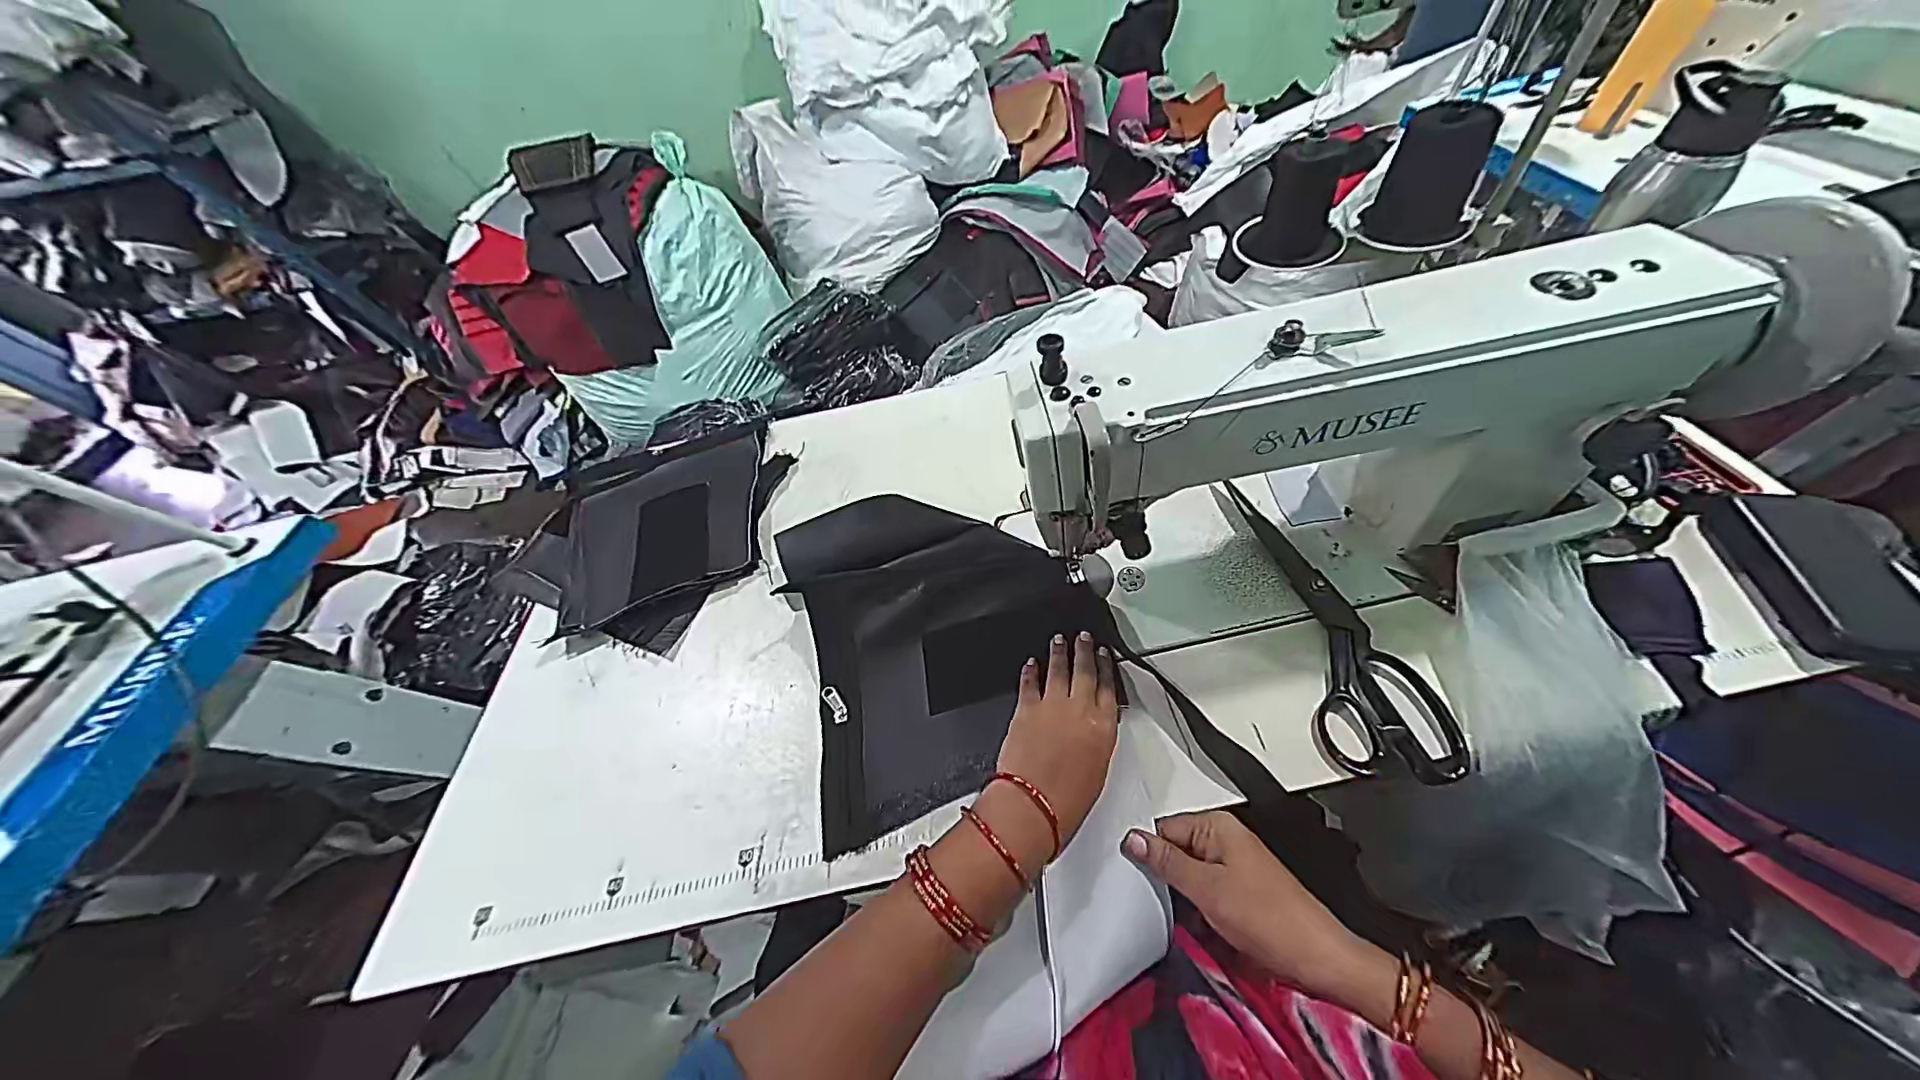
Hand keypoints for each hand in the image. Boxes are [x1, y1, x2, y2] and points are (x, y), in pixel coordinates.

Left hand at [993, 632, 1120, 852]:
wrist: (1033, 806)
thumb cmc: (1066, 801)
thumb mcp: (1097, 771)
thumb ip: (1096, 743)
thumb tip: (1091, 733)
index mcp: (1103, 728)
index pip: (1108, 688)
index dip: (1106, 668)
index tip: (1104, 656)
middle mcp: (1079, 710)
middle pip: (1084, 670)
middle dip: (1085, 650)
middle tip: (1084, 637)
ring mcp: (1051, 706)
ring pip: (1057, 668)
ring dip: (1059, 652)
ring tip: (1059, 640)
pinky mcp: (1025, 708)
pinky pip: (1029, 682)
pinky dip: (1030, 671)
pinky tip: (1031, 664)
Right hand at [1124, 811, 1377, 1003]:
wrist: (1320, 961)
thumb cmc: (1275, 920)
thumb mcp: (1207, 888)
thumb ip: (1166, 861)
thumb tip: (1135, 840)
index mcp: (1218, 825)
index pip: (1163, 827)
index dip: (1148, 851)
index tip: (1136, 872)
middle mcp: (1226, 840)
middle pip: (1175, 850)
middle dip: (1166, 876)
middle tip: (1164, 899)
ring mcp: (1234, 867)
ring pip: (1188, 875)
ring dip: (1182, 897)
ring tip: (1189, 916)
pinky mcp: (1239, 892)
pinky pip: (1204, 893)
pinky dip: (1198, 908)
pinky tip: (1201, 925)